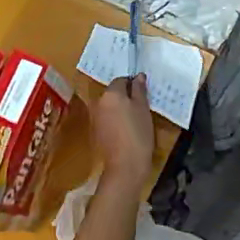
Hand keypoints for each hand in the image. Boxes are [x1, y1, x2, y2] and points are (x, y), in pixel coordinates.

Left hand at [92, 75, 154, 195]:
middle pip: (113, 93)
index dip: (133, 85)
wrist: (125, 164)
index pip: (121, 80)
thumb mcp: (143, 109)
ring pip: (109, 106)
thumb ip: (139, 90)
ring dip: (120, 108)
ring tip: (136, 120)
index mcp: (110, 93)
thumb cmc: (138, 133)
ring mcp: (94, 116)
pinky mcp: (95, 130)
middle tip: (142, 108)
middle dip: (126, 97)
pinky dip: (114, 120)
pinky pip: (106, 118)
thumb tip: (138, 76)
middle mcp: (98, 101)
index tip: (144, 95)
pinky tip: (126, 130)